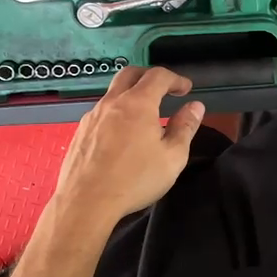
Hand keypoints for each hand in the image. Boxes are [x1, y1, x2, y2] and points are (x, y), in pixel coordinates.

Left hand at [50, 66, 204, 223]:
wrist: (86, 203)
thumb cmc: (135, 180)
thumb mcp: (172, 157)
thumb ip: (185, 127)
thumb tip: (196, 107)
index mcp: (137, 104)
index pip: (158, 76)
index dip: (175, 79)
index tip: (186, 89)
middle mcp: (112, 103)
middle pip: (130, 74)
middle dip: (150, 76)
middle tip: (164, 90)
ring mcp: (92, 116)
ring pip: (113, 93)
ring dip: (131, 95)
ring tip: (144, 116)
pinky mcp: (80, 132)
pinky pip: (101, 112)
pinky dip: (117, 112)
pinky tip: (122, 135)